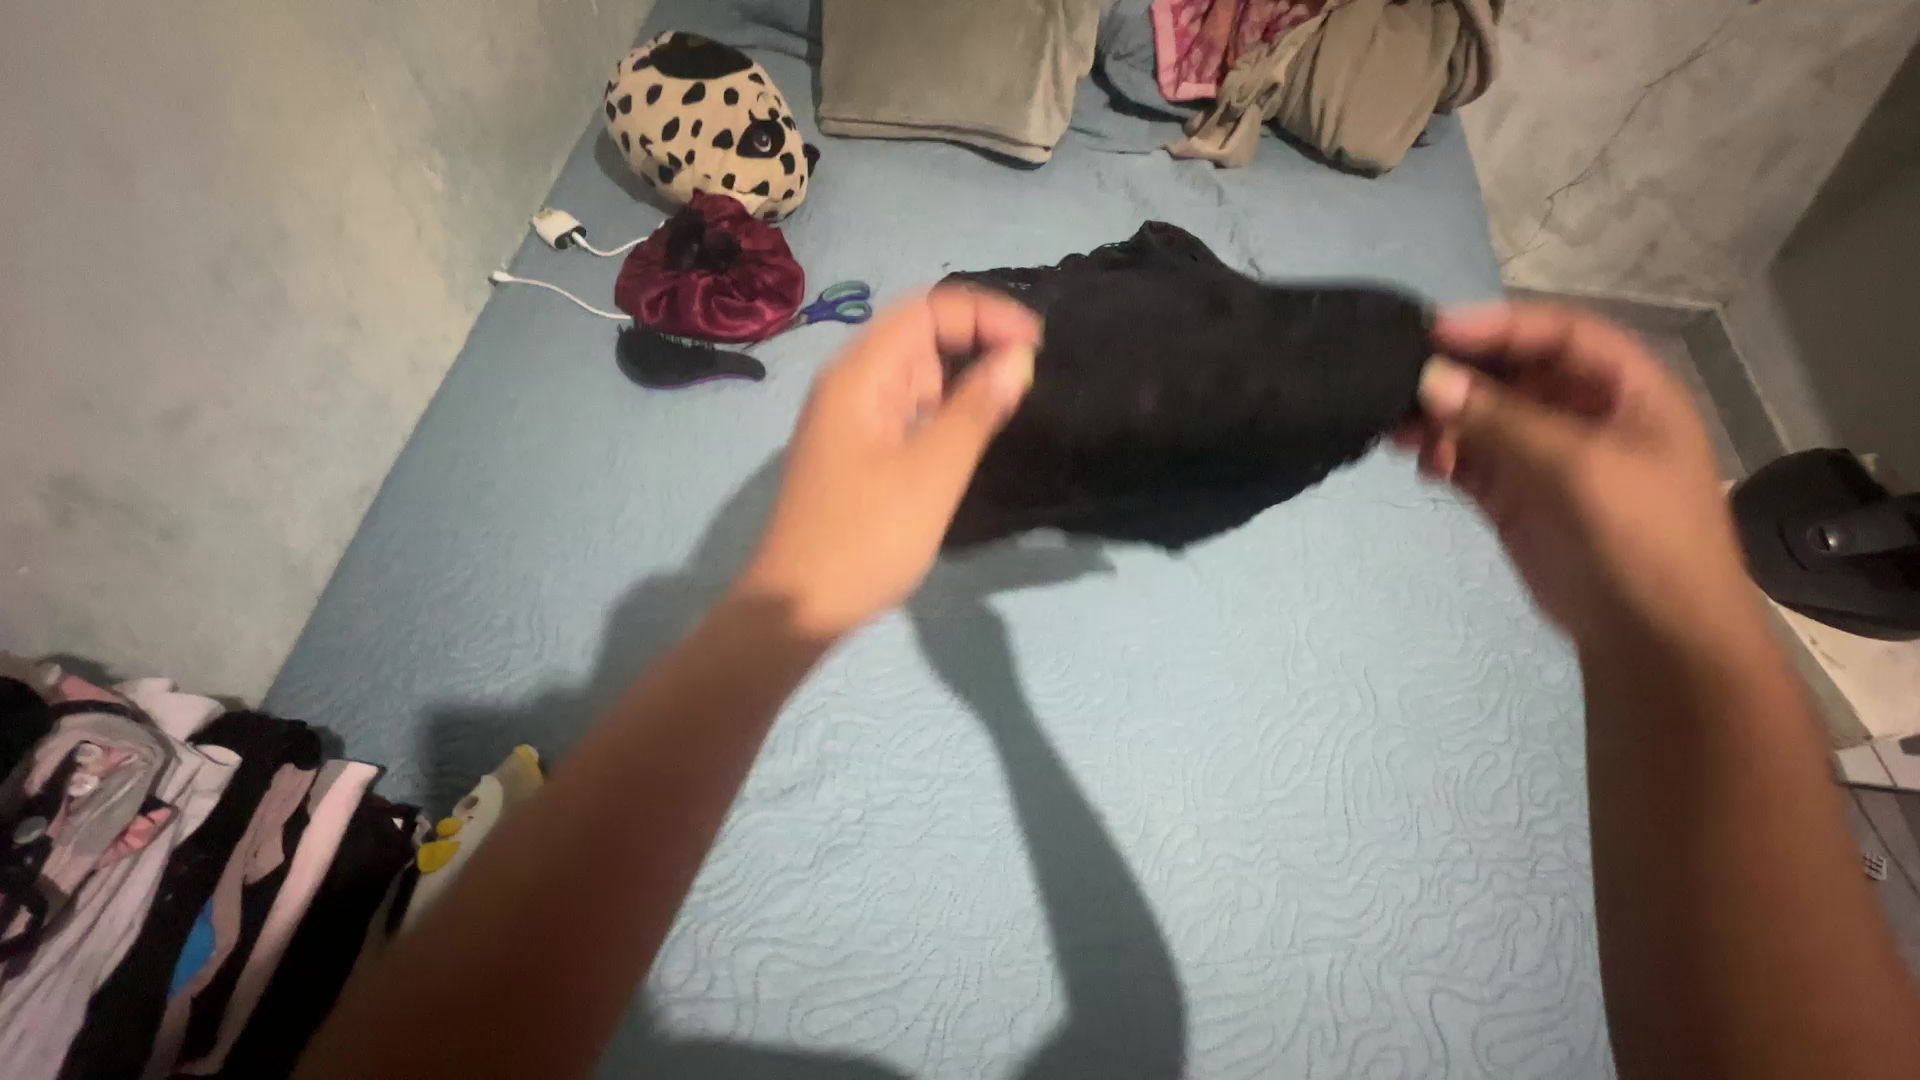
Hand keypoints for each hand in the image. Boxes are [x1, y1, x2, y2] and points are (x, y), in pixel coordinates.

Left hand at [738, 286, 1040, 638]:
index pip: (927, 310)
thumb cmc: (866, 539)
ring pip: (914, 378)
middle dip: (975, 344)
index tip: (1035, 345)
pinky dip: (941, 413)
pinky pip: (905, 413)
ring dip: (961, 381)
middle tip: (1026, 378)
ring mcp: (850, 420)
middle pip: (918, 337)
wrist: (799, 607)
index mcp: (859, 376)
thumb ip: (976, 410)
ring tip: (1007, 404)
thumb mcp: (932, 473)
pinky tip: (968, 434)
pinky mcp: (856, 452)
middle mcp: (850, 385)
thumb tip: (1017, 358)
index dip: (984, 315)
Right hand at [1399, 303, 1753, 645]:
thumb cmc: (1637, 536)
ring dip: (1438, 419)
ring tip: (1396, 431)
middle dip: (1456, 377)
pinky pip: (1465, 459)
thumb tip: (1427, 379)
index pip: (1557, 335)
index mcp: (1624, 390)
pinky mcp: (1511, 493)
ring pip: (1478, 417)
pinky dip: (1439, 456)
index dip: (1497, 326)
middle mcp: (1581, 413)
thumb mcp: (1576, 466)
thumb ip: (1500, 420)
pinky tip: (1422, 465)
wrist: (1649, 632)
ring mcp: (1542, 455)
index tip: (1432, 333)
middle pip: (1509, 374)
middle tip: (1398, 383)